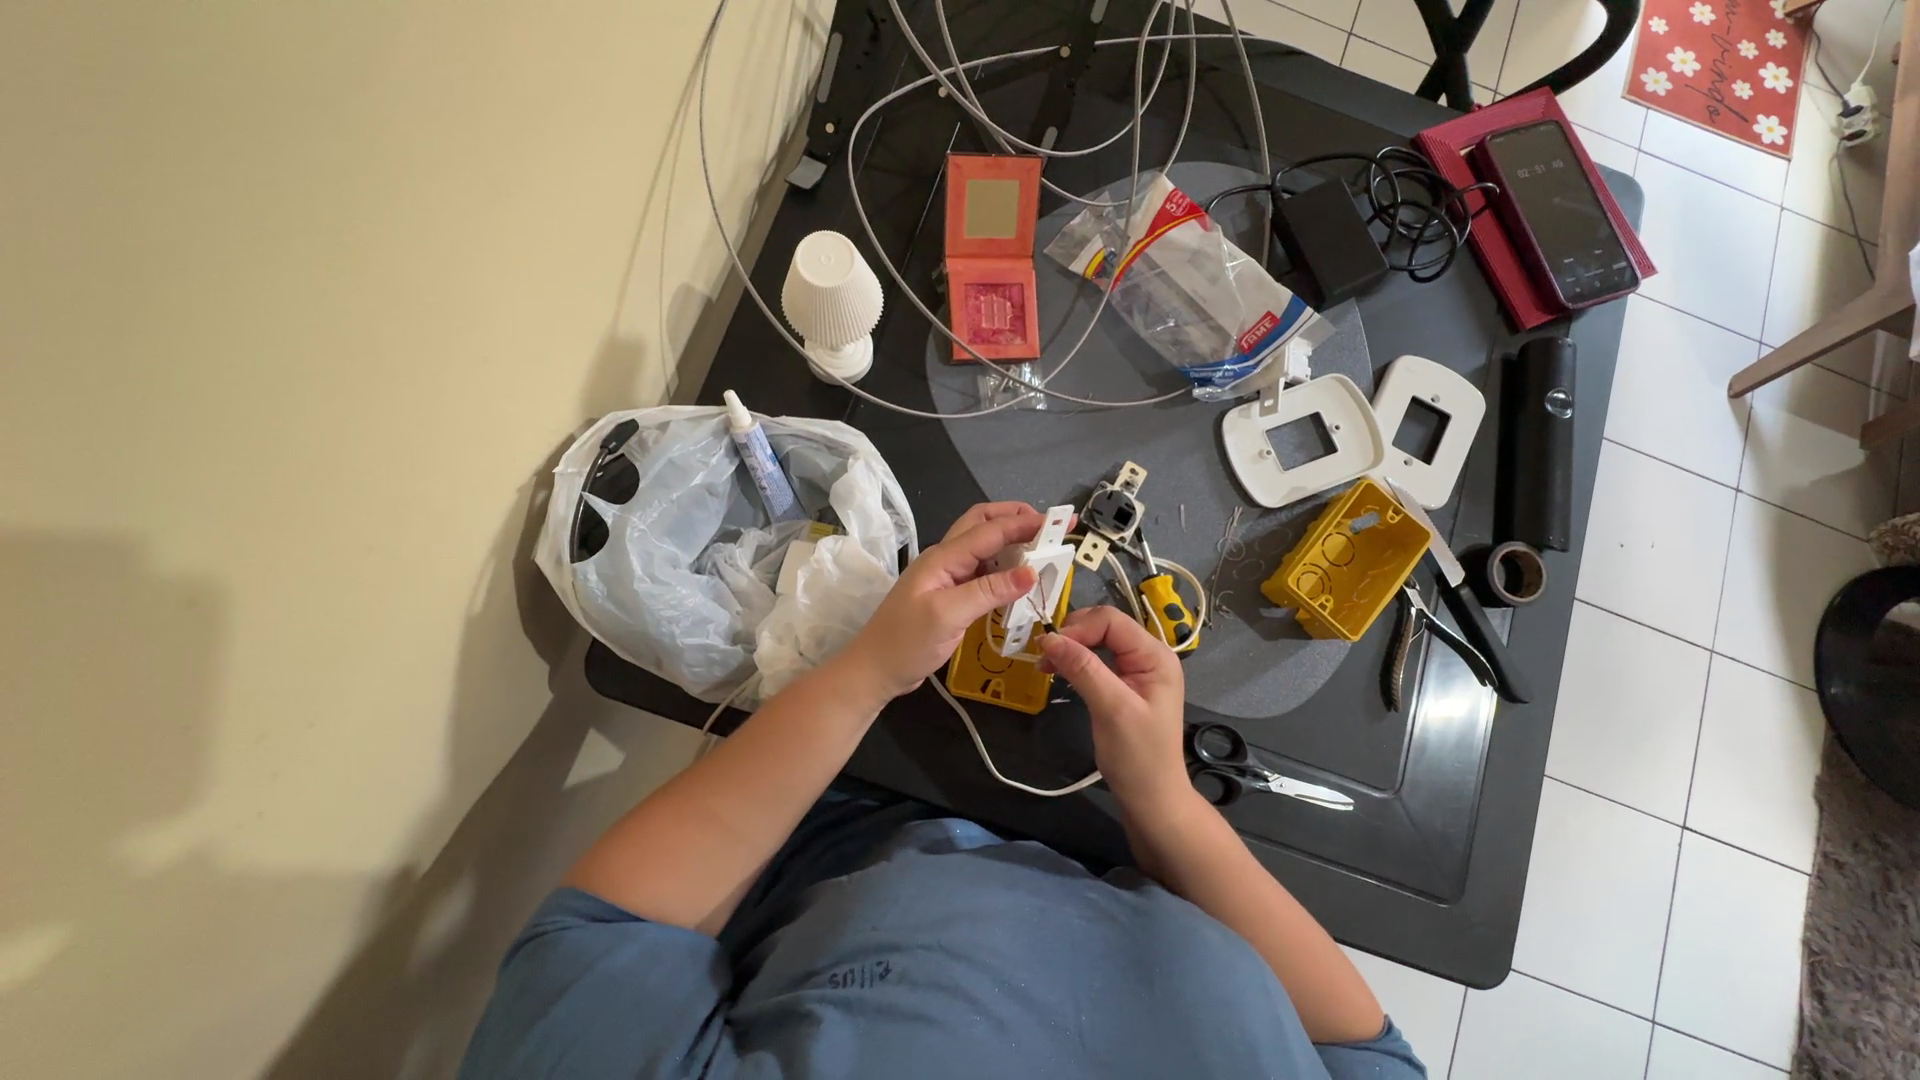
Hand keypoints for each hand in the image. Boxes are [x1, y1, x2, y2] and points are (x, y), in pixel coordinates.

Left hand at [841, 502, 1043, 700]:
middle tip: (1049, 528)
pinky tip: (1020, 582)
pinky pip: (981, 573)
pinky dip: (1004, 570)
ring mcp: (946, 578)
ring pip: (983, 548)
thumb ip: (989, 592)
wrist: (874, 671)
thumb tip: (1032, 572)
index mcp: (943, 558)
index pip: (990, 530)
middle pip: (982, 524)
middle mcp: (945, 560)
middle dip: (1015, 519)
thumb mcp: (948, 616)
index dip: (1025, 523)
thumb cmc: (906, 643)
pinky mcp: (950, 597)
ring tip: (1043, 551)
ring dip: (1011, 543)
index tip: (1060, 523)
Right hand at [1039, 607, 1188, 808]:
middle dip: (1072, 635)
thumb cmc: (1137, 756)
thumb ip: (1083, 669)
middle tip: (1044, 658)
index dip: (1077, 627)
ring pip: (1098, 641)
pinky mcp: (1125, 684)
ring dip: (1071, 647)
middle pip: (1104, 625)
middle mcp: (1149, 655)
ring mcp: (1138, 669)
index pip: (1111, 620)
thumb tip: (1049, 638)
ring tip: (1046, 665)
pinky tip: (1060, 671)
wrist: (1152, 798)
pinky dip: (1076, 661)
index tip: (1047, 648)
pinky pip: (1098, 659)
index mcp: (1155, 655)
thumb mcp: (1111, 709)